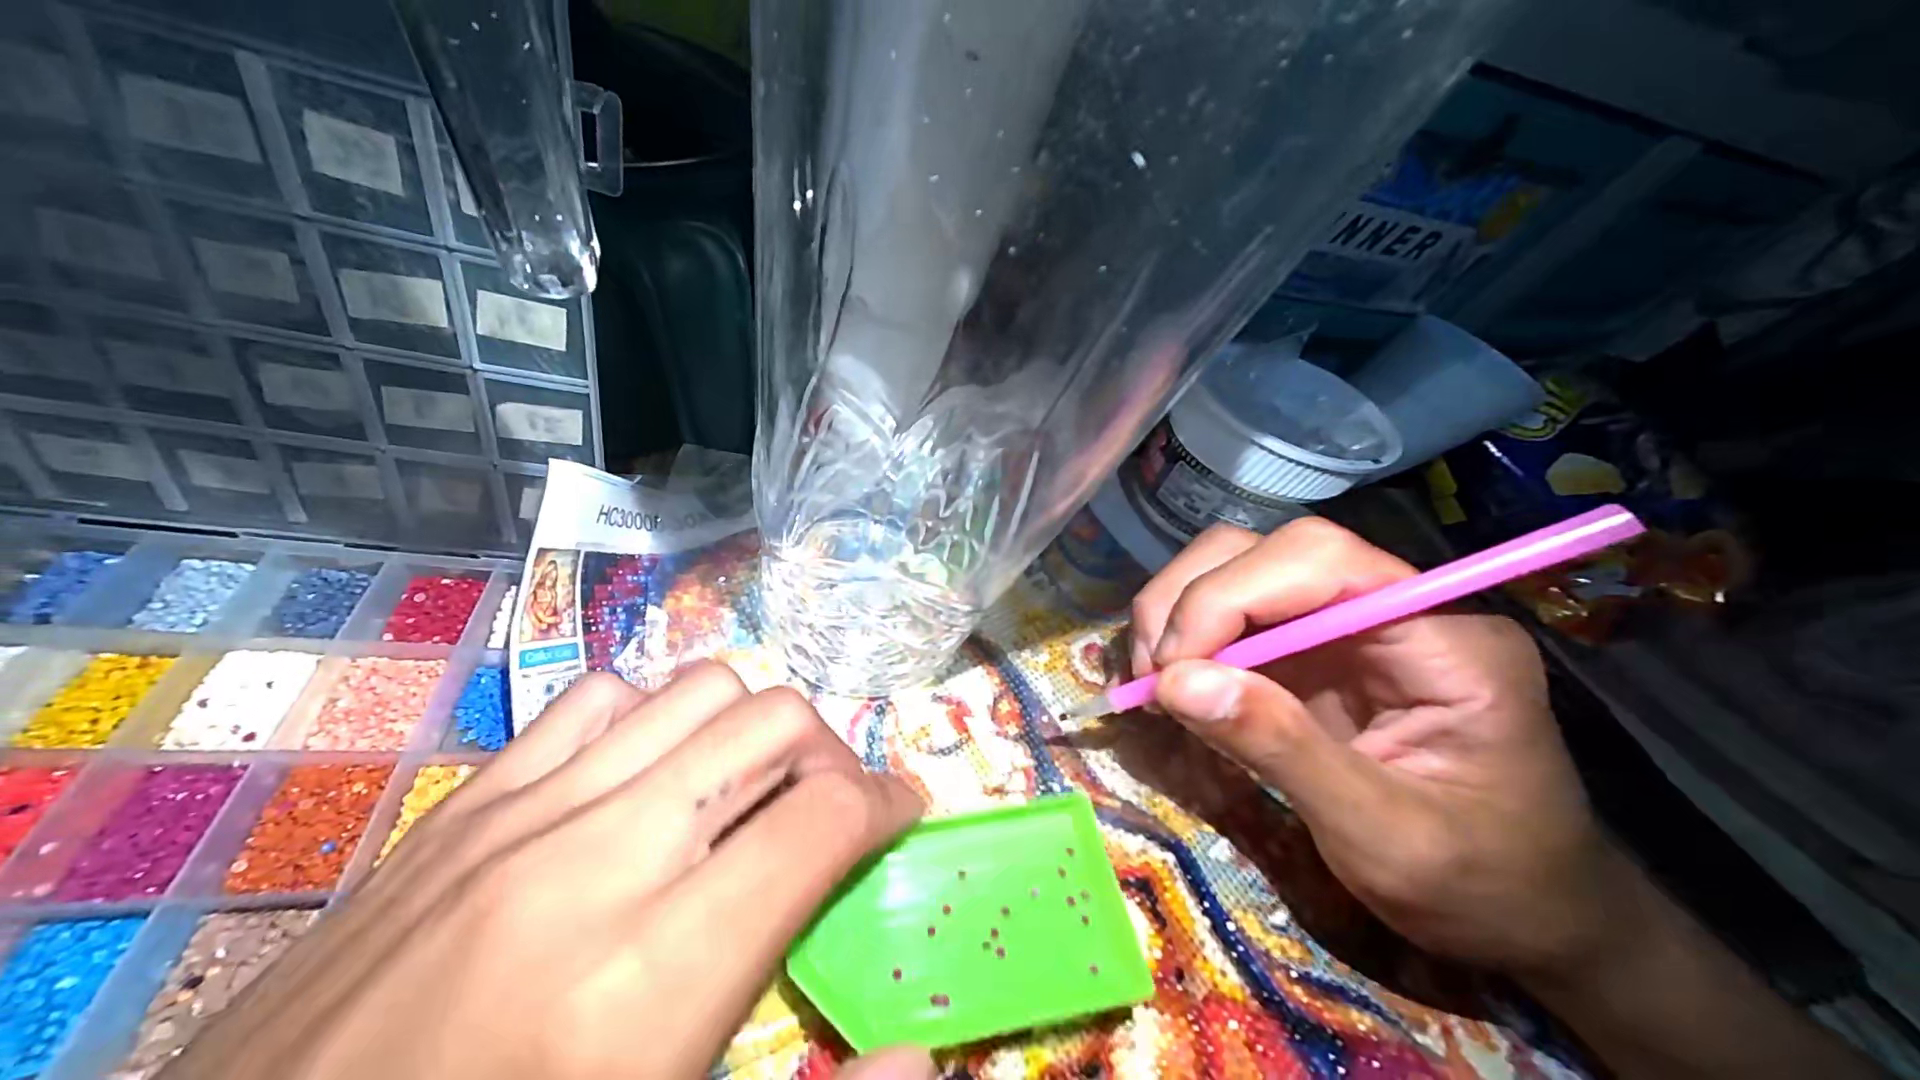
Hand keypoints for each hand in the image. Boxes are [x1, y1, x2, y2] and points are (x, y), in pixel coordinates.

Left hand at [169, 665, 930, 1079]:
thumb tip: (921, 1053)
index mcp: (657, 977)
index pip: (822, 817)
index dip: (887, 802)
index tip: (903, 814)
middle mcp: (599, 859)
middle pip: (772, 724)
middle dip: (832, 752)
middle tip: (833, 805)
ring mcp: (519, 816)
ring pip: (696, 690)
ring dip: (751, 727)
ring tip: (754, 782)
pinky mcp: (460, 807)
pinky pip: (600, 701)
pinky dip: (655, 718)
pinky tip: (651, 774)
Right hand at [1129, 519, 1614, 975]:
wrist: (1524, 912)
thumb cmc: (1482, 885)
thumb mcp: (1387, 839)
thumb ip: (1284, 750)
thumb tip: (1175, 683)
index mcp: (1440, 634)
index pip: (1318, 560)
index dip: (1227, 599)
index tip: (1172, 673)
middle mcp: (1387, 606)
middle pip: (1263, 552)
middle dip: (1188, 604)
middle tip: (1152, 682)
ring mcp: (1341, 625)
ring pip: (1232, 571)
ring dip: (1172, 618)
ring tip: (1150, 689)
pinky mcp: (1308, 652)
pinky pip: (1227, 618)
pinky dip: (1180, 644)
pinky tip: (1164, 690)